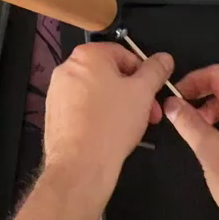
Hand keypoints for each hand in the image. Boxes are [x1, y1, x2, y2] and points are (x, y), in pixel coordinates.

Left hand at [42, 42, 173, 198]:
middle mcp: (68, 68)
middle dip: (133, 93)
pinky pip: (83, 107)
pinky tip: (111, 133)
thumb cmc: (110, 125)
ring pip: (97, 92)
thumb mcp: (143, 93)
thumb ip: (155, 71)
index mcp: (88, 55)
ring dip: (118, 104)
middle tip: (148, 111)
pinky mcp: (56, 113)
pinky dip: (99, 115)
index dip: (144, 74)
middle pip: (110, 74)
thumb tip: (163, 59)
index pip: (124, 54)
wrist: (81, 165)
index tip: (153, 90)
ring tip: (131, 125)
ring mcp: (59, 91)